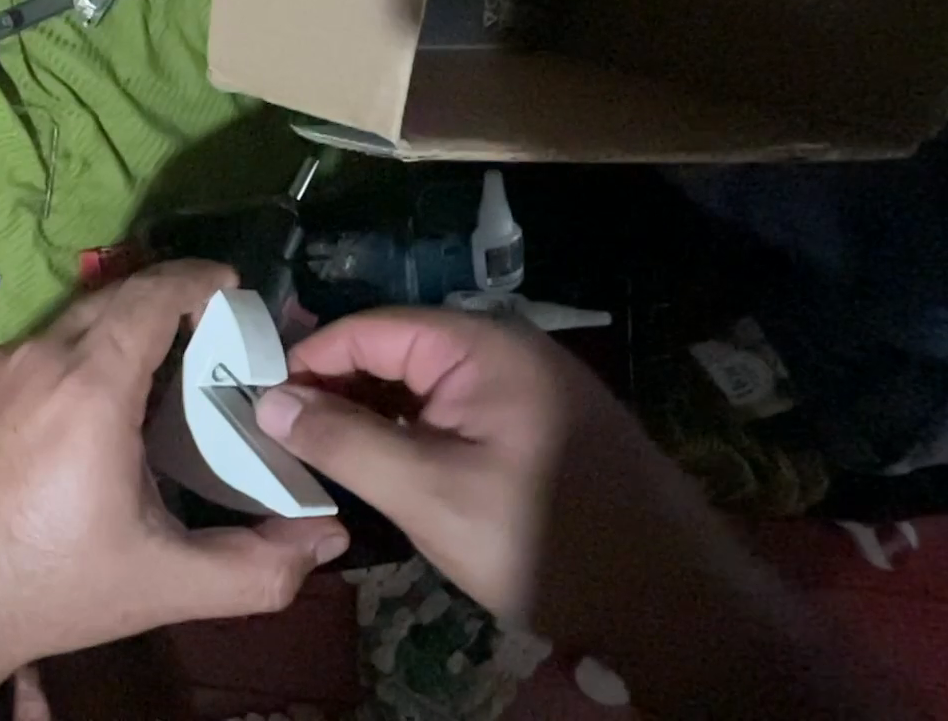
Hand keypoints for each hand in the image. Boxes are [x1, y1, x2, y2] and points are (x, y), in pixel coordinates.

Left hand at [0, 260, 350, 674]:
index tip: (231, 284)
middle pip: (115, 298)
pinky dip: (82, 344)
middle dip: (168, 297)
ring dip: (124, 321)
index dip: (195, 279)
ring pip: (75, 318)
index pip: (150, 297)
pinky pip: (42, 343)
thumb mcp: (164, 584)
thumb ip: (258, 565)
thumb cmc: (51, 584)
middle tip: (212, 328)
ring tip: (163, 360)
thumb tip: (329, 536)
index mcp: (90, 386)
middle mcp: (40, 357)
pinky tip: (96, 392)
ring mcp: (0, 366)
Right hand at [251, 309, 906, 717]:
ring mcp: (518, 384)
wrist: (686, 618)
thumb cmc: (544, 542)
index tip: (262, 404)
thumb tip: (264, 400)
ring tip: (319, 452)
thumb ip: (339, 439)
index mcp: (478, 345)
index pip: (364, 330)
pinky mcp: (528, 420)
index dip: (307, 362)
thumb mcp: (426, 492)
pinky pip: (443, 407)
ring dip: (364, 413)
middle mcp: (499, 349)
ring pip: (412, 381)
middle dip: (333, 389)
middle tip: (284, 434)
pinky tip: (376, 462)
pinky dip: (402, 429)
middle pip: (387, 351)